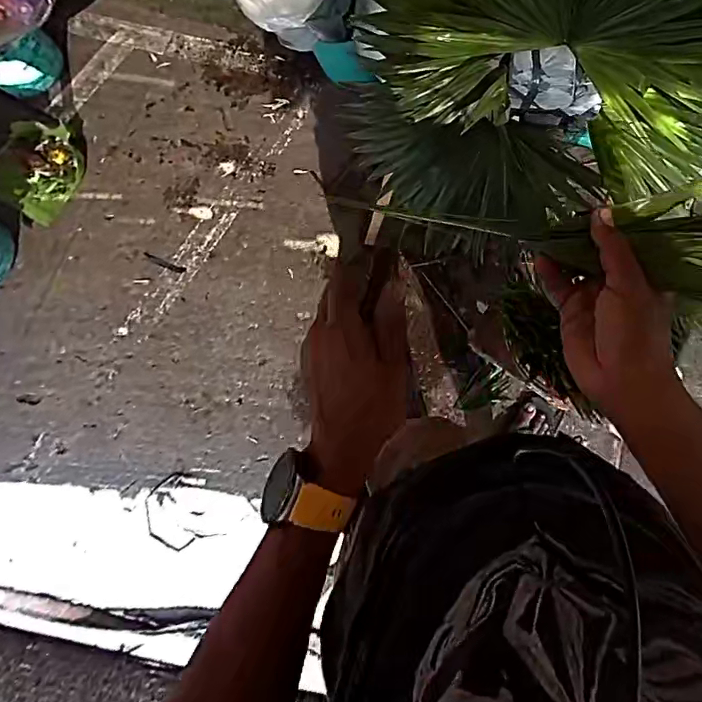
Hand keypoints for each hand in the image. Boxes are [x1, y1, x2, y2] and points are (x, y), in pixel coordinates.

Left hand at [301, 248, 410, 494]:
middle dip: (350, 282)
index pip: (342, 282)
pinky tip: (358, 336)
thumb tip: (390, 287)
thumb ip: (390, 323)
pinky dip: (339, 324)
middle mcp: (318, 333)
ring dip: (345, 304)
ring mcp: (310, 349)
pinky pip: (323, 331)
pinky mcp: (308, 363)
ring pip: (326, 313)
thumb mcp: (393, 365)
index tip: (371, 251)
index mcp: (340, 329)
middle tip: (376, 277)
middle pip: (330, 295)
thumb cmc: (374, 408)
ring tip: (371, 307)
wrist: (341, 450)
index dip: (355, 263)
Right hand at [537, 209, 681, 420]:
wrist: (620, 381)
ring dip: (563, 249)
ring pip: (574, 264)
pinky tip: (539, 256)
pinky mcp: (571, 309)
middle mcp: (617, 281)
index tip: (597, 199)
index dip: (613, 222)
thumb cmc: (636, 332)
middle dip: (582, 232)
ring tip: (547, 227)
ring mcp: (592, 295)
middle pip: (597, 250)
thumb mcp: (629, 284)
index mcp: (642, 274)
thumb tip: (600, 212)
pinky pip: (558, 284)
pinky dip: (548, 271)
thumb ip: (612, 249)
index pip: (627, 241)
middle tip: (564, 209)